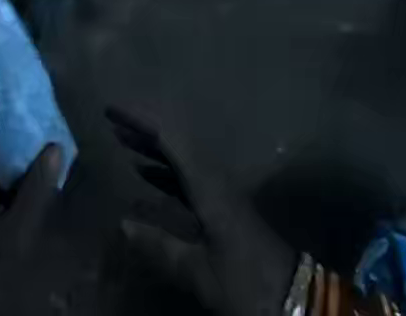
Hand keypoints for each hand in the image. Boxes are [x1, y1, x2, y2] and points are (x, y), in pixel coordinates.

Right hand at [108, 107, 294, 315]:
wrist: (293, 296)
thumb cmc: (247, 281)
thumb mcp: (201, 272)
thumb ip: (161, 247)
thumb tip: (122, 224)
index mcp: (207, 184)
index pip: (169, 138)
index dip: (141, 120)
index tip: (114, 109)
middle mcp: (212, 177)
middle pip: (174, 139)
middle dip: (143, 125)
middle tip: (112, 116)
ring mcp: (217, 189)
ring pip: (178, 155)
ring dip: (151, 144)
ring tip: (121, 137)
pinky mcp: (219, 204)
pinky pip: (184, 174)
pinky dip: (162, 167)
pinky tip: (144, 172)